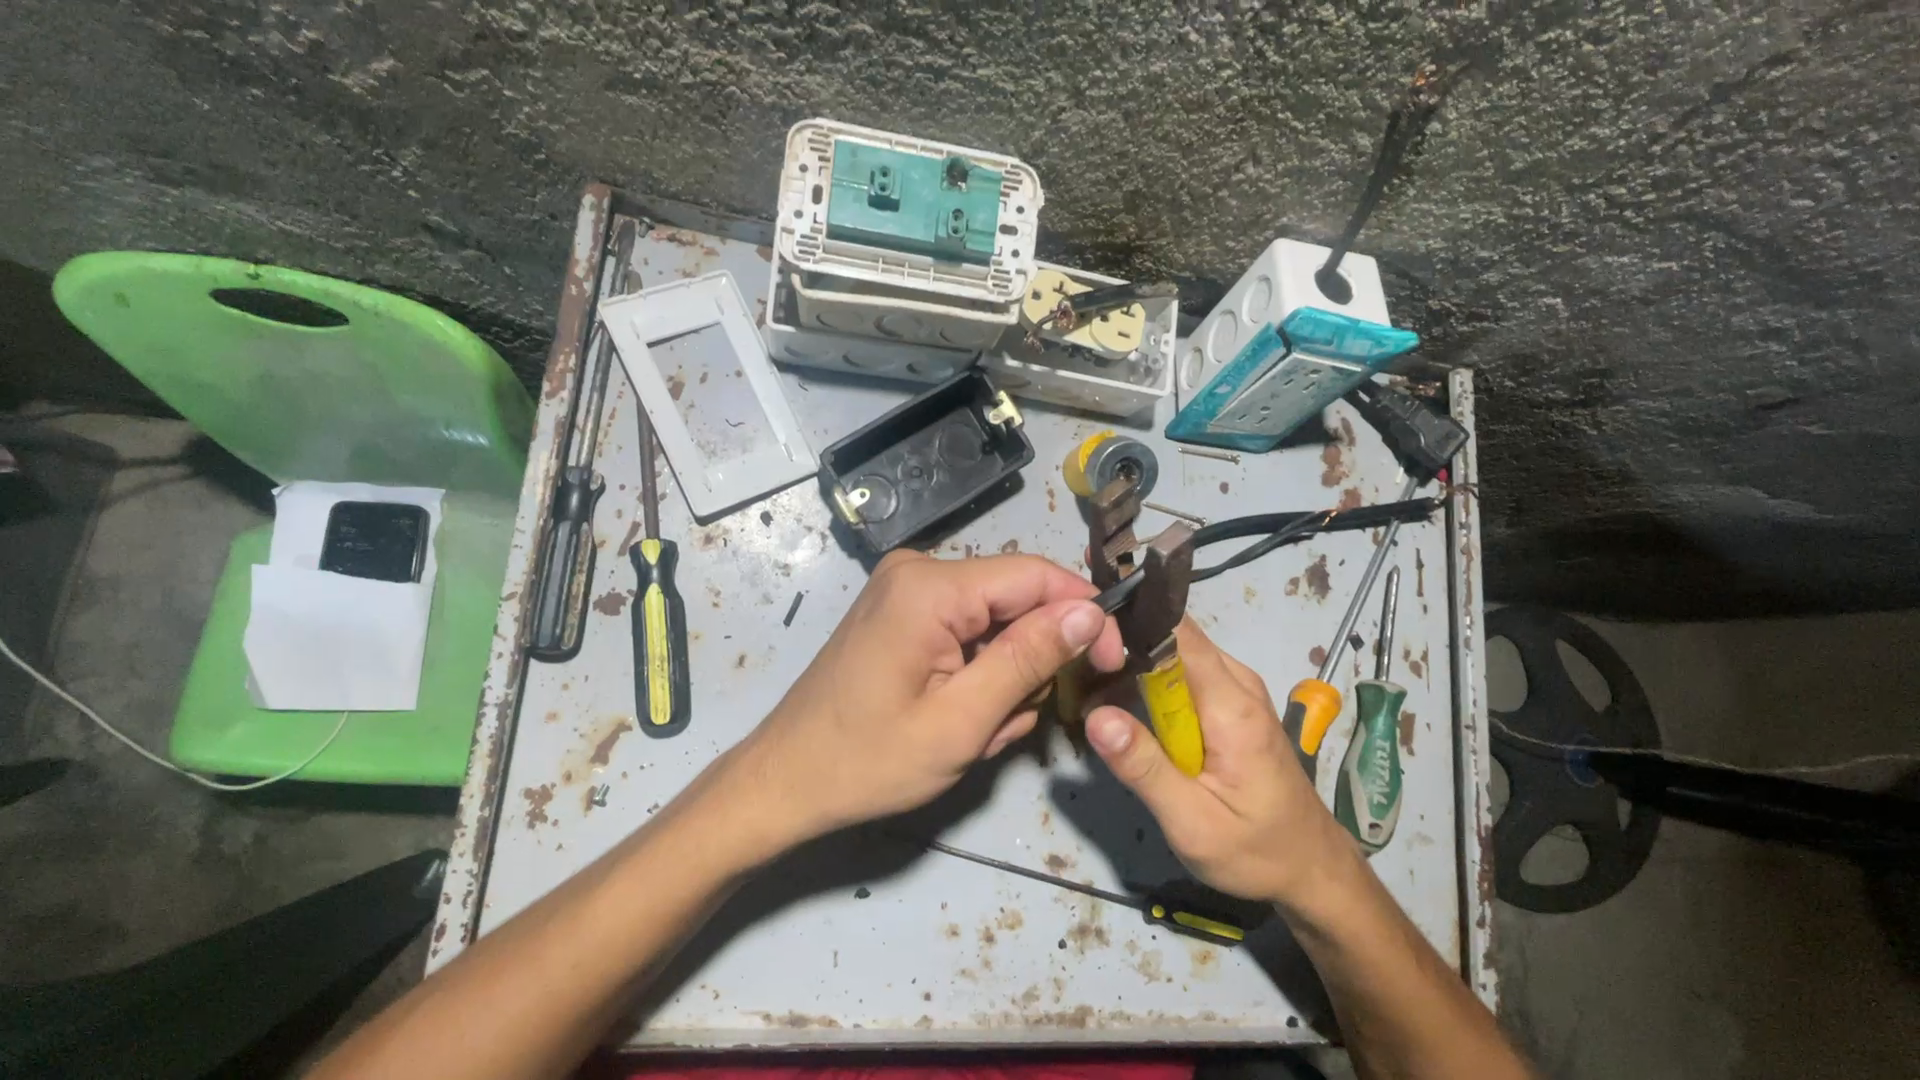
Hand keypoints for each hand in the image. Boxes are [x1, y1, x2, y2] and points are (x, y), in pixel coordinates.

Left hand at [736, 550, 1123, 846]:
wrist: (784, 781)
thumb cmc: (867, 762)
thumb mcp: (961, 721)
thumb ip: (1028, 659)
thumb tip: (1089, 612)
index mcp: (929, 587)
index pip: (1037, 575)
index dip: (1085, 615)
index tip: (1113, 662)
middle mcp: (917, 571)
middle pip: (1015, 597)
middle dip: (1034, 658)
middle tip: (1017, 720)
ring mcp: (904, 590)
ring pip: (994, 620)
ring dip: (1004, 675)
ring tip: (979, 730)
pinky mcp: (900, 614)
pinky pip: (965, 631)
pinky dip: (977, 673)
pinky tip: (958, 717)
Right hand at [1084, 618, 1361, 915]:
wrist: (1312, 869)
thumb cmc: (1257, 852)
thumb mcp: (1193, 823)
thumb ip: (1144, 768)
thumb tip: (1095, 717)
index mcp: (1232, 705)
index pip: (1177, 633)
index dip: (1130, 623)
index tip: (1084, 636)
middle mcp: (1239, 683)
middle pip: (1173, 637)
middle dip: (1124, 644)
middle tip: (1078, 671)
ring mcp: (1238, 691)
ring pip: (1176, 653)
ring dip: (1134, 664)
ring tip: (1090, 688)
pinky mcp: (1232, 705)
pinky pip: (1186, 674)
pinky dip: (1152, 683)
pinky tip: (1124, 708)